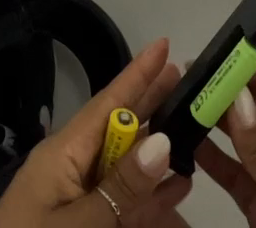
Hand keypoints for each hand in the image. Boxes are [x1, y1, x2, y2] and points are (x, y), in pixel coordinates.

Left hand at [0, 39, 194, 227]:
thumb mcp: (79, 223)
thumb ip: (122, 188)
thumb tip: (163, 141)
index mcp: (62, 152)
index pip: (108, 104)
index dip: (137, 74)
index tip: (164, 45)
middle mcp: (70, 165)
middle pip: (120, 129)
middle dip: (152, 103)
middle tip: (186, 79)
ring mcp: (75, 196)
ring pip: (125, 167)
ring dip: (158, 152)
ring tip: (192, 129)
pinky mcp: (80, 221)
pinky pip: (120, 201)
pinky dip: (149, 195)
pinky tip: (178, 186)